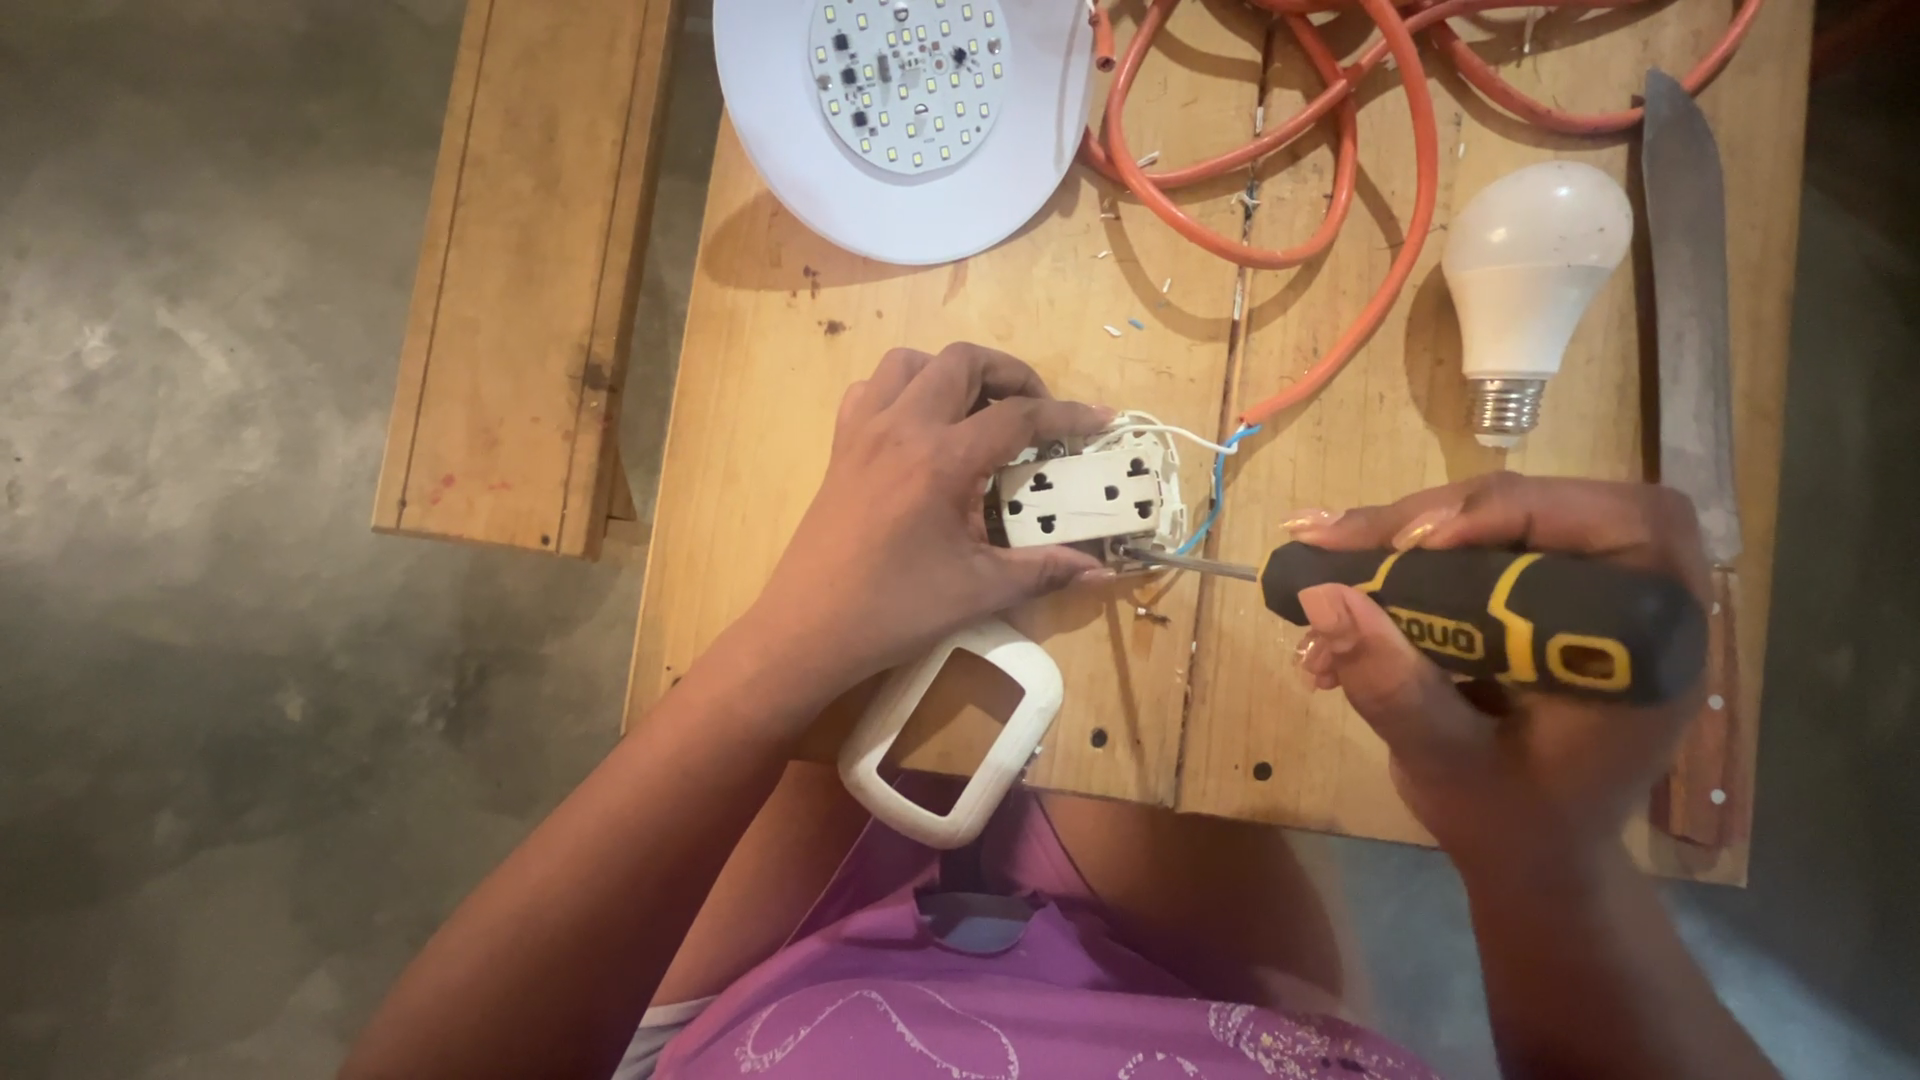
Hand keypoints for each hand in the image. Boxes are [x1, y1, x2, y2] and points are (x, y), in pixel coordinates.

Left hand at [733, 343, 1115, 695]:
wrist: (808, 630)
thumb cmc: (894, 611)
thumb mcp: (977, 591)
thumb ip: (1043, 570)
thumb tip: (1100, 568)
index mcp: (940, 459)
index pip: (1016, 417)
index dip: (1066, 415)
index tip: (1100, 420)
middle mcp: (900, 428)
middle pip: (962, 361)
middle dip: (1009, 374)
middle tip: (1035, 410)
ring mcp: (862, 432)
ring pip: (909, 362)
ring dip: (951, 371)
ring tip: (977, 409)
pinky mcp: (839, 447)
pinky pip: (869, 390)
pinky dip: (901, 389)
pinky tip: (918, 426)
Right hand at [1286, 473, 1710, 881]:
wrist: (1527, 850)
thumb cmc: (1510, 821)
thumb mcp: (1446, 762)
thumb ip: (1393, 685)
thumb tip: (1321, 594)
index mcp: (1645, 649)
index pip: (1620, 529)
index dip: (1517, 513)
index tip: (1413, 544)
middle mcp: (1622, 605)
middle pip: (1540, 509)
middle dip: (1431, 516)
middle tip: (1337, 539)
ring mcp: (1572, 596)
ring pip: (1491, 521)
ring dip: (1400, 534)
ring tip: (1321, 549)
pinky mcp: (1528, 598)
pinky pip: (1463, 550)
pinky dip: (1396, 558)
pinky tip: (1339, 577)